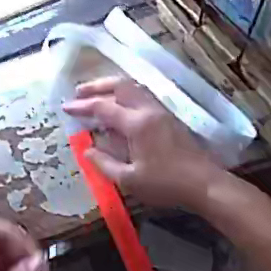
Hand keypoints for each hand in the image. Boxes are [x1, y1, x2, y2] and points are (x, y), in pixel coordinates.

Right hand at [62, 76, 226, 209]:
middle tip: (78, 93)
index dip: (82, 106)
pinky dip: (126, 95)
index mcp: (137, 123)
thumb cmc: (166, 184)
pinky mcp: (169, 118)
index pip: (103, 107)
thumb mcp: (129, 180)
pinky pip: (143, 96)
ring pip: (134, 87)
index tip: (65, 108)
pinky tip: (120, 108)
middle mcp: (148, 110)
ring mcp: (161, 111)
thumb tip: (86, 150)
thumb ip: (104, 163)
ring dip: (113, 87)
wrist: (205, 184)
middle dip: (97, 86)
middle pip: (120, 85)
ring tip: (97, 96)